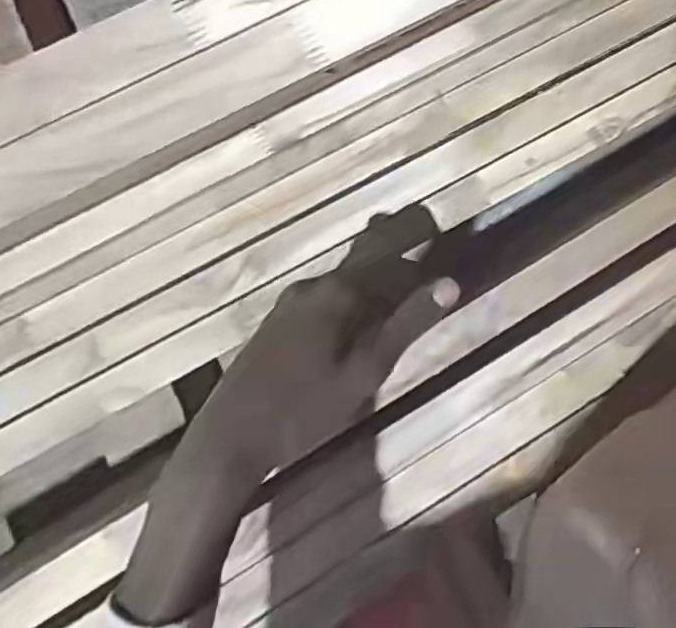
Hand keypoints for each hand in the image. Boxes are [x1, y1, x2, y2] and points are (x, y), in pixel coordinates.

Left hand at [116, 208, 459, 623]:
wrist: (224, 444)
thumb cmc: (302, 411)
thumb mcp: (364, 372)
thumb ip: (408, 324)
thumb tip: (451, 283)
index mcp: (337, 291)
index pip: (386, 243)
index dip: (416, 232)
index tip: (440, 232)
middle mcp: (313, 286)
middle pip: (364, 256)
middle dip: (396, 257)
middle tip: (423, 276)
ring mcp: (290, 303)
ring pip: (345, 280)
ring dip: (375, 286)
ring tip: (398, 312)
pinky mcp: (277, 323)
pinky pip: (326, 297)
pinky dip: (352, 302)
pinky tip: (356, 334)